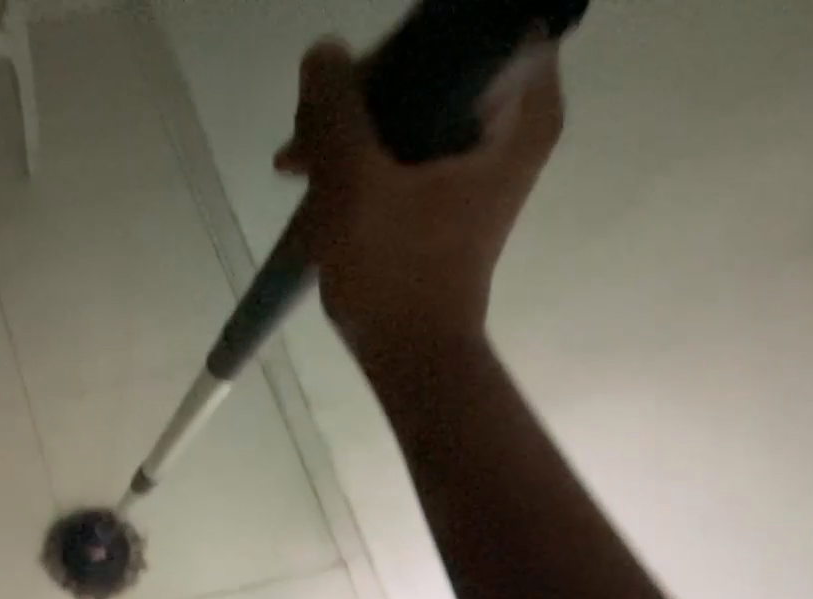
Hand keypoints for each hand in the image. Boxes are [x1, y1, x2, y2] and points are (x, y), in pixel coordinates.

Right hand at [273, 38, 563, 360]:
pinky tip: (314, 181)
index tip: (354, 84)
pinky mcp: (449, 192)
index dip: (405, 48)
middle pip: (434, 68)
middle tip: (308, 130)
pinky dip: (361, 156)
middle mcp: (510, 125)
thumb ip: (334, 111)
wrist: (408, 351)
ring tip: (296, 166)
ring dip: (350, 128)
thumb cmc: (392, 270)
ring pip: (410, 110)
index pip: (471, 32)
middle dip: (363, 94)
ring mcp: (479, 160)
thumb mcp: (354, 184)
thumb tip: (322, 53)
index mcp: (517, 111)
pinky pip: (403, 147)